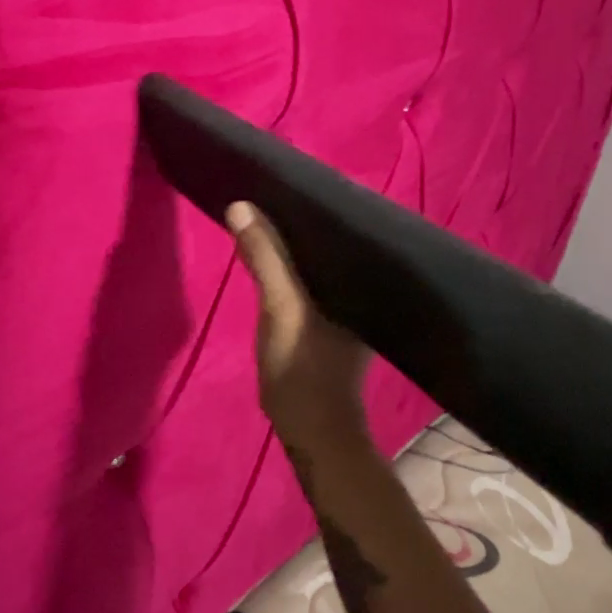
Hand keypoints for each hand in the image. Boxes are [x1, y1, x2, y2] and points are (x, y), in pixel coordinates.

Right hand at [226, 201, 372, 449]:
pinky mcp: (336, 321)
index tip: (291, 178)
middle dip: (306, 220)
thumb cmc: (303, 371)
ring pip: (324, 261)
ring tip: (271, 217)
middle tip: (273, 193)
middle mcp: (369, 286)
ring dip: (300, 244)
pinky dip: (298, 268)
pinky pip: (317, 280)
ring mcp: (353, 305)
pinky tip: (278, 260)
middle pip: (334, 240)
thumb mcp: (280, 308)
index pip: (348, 224)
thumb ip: (265, 258)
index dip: (321, 201)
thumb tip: (242, 206)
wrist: (314, 434)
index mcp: (367, 277)